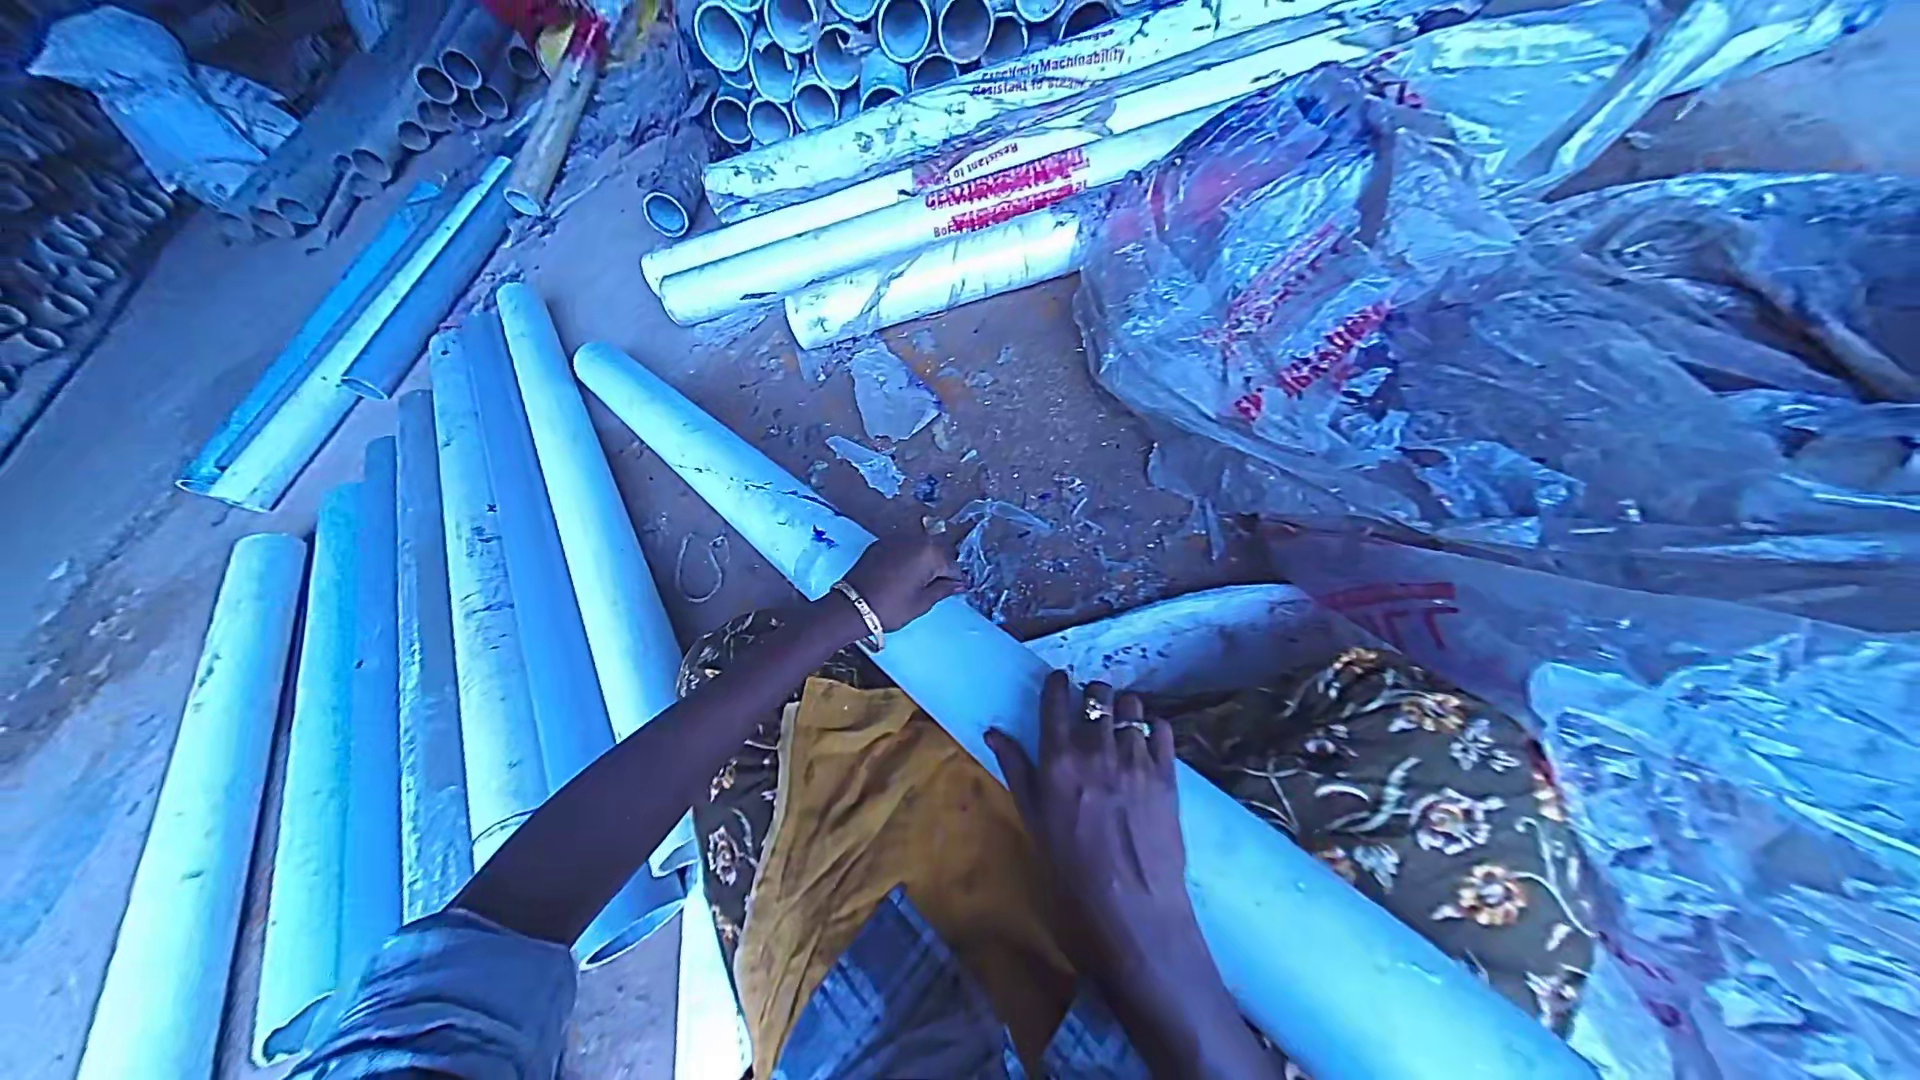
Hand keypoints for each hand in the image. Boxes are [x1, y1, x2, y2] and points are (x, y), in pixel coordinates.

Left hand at [839, 534, 963, 631]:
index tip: (950, 591)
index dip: (953, 580)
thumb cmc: (892, 607)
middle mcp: (916, 539)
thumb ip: (944, 589)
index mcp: (930, 553)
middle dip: (940, 567)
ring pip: (921, 546)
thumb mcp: (922, 602)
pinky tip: (902, 573)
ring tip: (917, 580)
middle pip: (938, 550)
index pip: (953, 565)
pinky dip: (908, 556)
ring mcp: (897, 538)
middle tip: (934, 587)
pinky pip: (904, 546)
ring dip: (924, 560)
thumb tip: (961, 584)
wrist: (852, 606)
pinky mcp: (882, 542)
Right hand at [991, 675, 1278, 1079]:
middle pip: (1098, 692)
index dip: (1057, 682)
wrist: (1132, 905)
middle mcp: (1097, 748)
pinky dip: (1152, 727)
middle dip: (1092, 693)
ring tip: (1120, 724)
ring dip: (1123, 708)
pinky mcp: (1167, 772)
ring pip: (1132, 705)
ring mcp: (1136, 758)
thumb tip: (993, 731)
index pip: (1056, 697)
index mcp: (1059, 757)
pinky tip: (1146, 742)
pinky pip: (1162, 728)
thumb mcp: (1033, 816)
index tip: (1058, 681)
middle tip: (1091, 708)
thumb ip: (1015, 766)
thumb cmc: (1071, 865)